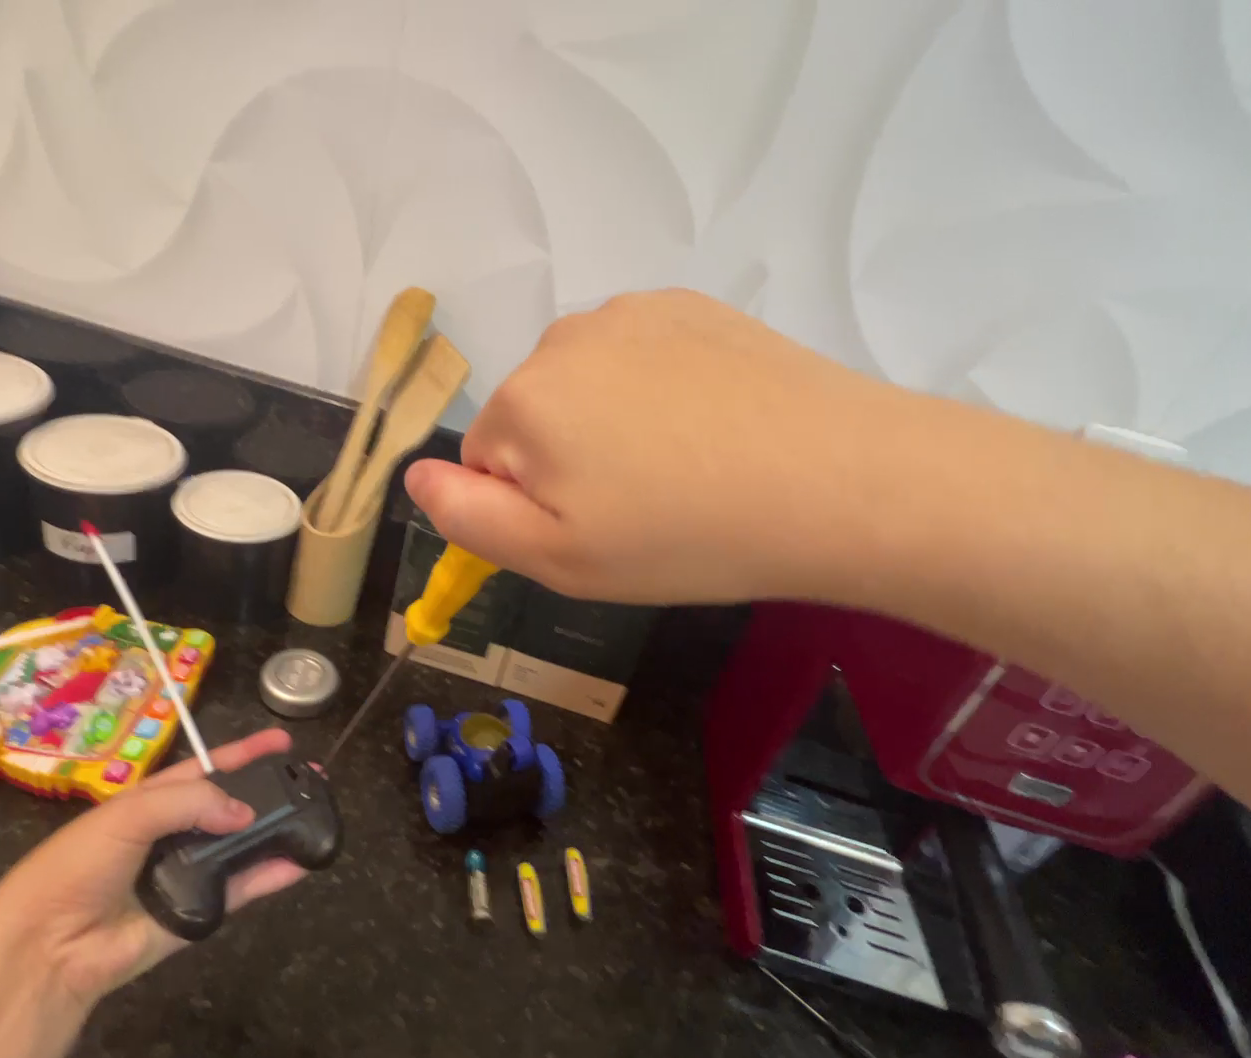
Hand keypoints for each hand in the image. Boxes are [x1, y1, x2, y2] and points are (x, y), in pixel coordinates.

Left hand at [0, 730, 308, 1057]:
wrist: (50, 946)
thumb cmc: (79, 865)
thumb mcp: (128, 814)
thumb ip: (190, 802)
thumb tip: (245, 813)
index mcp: (153, 801)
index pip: (206, 769)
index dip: (243, 753)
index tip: (282, 741)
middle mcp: (175, 834)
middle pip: (231, 806)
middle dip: (269, 790)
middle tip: (311, 778)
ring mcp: (189, 872)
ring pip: (242, 845)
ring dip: (277, 829)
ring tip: (315, 812)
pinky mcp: (200, 911)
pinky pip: (242, 890)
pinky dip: (272, 876)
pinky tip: (300, 861)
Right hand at [406, 288, 922, 604]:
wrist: (837, 481)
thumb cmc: (685, 536)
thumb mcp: (559, 559)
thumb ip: (468, 518)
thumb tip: (413, 475)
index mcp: (524, 400)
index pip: (486, 460)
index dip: (533, 506)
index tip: (597, 531)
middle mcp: (564, 339)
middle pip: (533, 416)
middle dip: (568, 461)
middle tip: (643, 505)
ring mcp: (631, 311)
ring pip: (585, 385)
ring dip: (612, 423)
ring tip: (684, 466)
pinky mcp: (689, 305)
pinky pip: (638, 355)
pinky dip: (657, 388)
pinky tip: (711, 422)